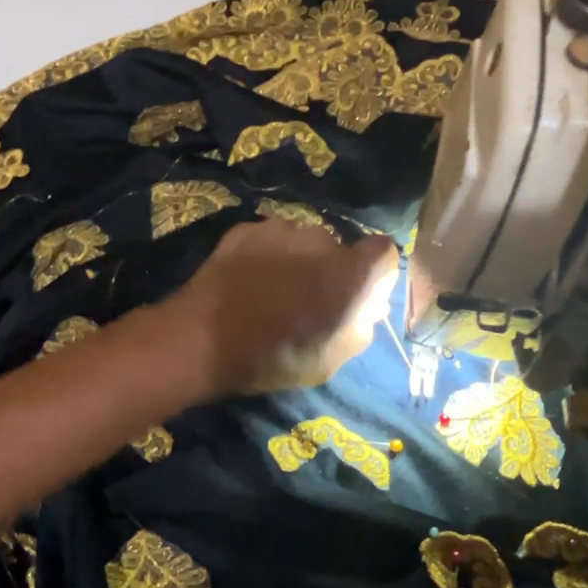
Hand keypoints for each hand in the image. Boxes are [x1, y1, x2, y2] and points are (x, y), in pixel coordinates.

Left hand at [166, 219, 399, 393]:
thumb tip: (369, 304)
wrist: (203, 338)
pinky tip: (247, 280)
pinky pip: (268, 239)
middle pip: (337, 248)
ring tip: (271, 290)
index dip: (372, 273)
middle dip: (328, 268)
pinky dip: (265, 255)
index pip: (383, 252)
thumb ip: (360, 324)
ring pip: (301, 240)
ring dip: (295, 259)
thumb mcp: (332, 358)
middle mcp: (322, 239)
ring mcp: (281, 228)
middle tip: (306, 299)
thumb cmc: (275, 356)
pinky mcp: (246, 229)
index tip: (356, 294)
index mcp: (352, 272)